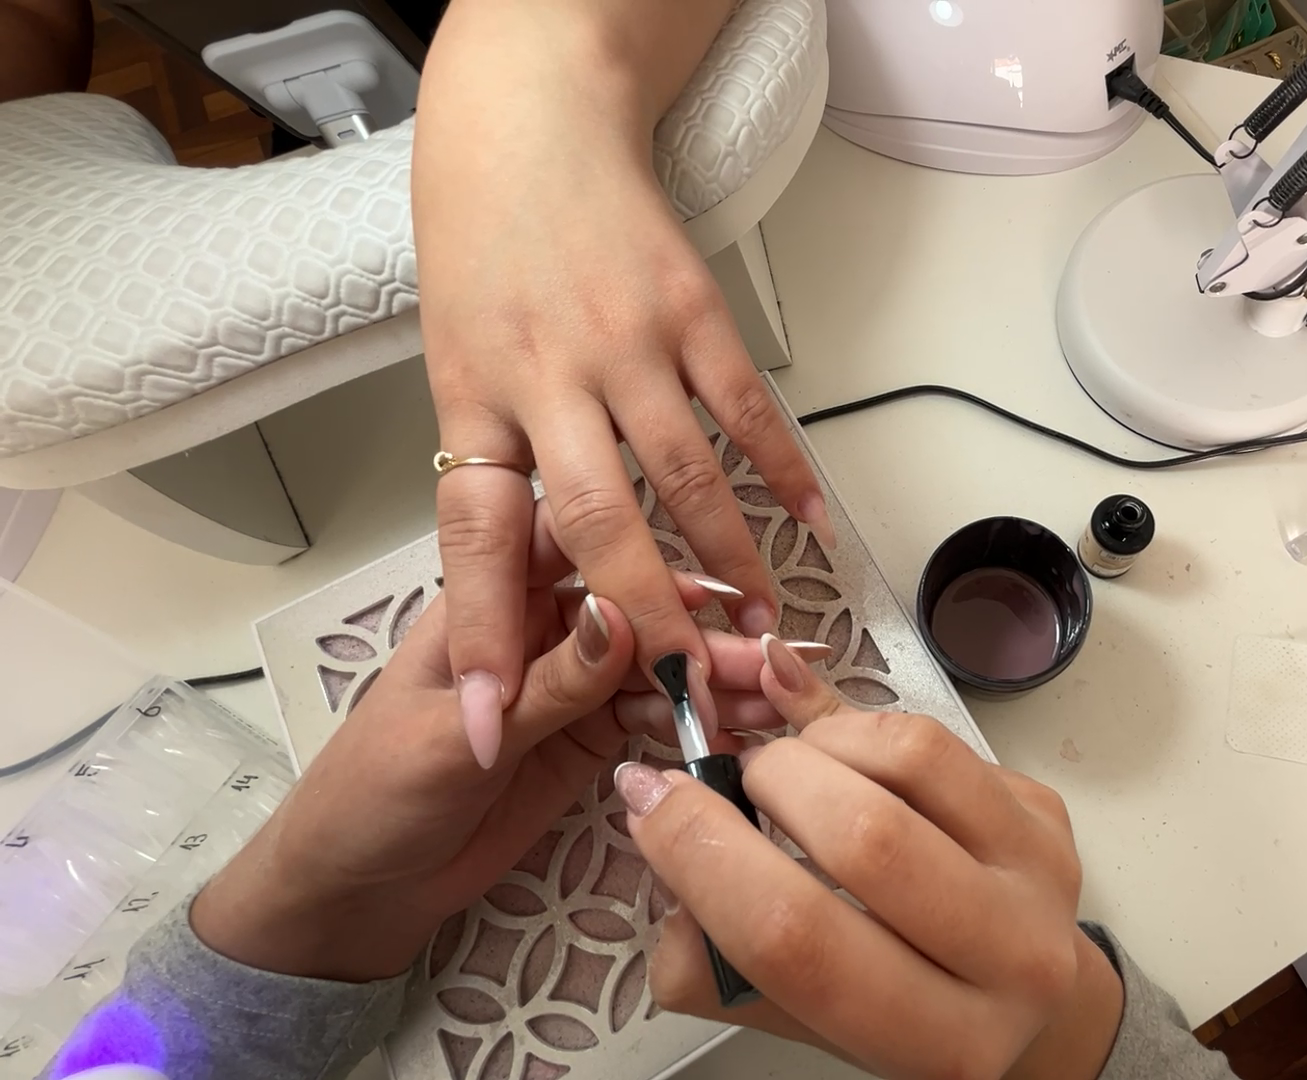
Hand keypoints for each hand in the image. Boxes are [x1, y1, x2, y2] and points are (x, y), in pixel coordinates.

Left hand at [188, 559, 784, 982]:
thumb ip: (551, 679)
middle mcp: (552, 626)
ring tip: (778, 698)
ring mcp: (584, 678)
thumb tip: (624, 613)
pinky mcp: (603, 727)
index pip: (577, 549)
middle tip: (773, 658)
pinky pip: (662, 714)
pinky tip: (745, 728)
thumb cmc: (375, 792)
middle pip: (642, 613)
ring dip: (718, 680)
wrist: (364, 887)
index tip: (711, 593)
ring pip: (663, 665)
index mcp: (495, 600)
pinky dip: (702, 722)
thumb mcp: (455, 733)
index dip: (647, 560)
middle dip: (706, 636)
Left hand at [412, 0, 830, 768]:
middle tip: (686, 691)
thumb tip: (545, 571)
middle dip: (644, 619)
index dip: (484, 636)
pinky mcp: (696, 315)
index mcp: (473, 399)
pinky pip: (748, 412)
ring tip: (762, 623)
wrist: (532, 123)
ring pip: (687, 477)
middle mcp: (549, 380)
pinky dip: (786, 473)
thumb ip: (501, 462)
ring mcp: (630, 344)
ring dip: (731, 558)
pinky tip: (815, 525)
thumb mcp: (458, 360)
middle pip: (600, 525)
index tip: (493, 728)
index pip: (476, 540)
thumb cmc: (487, 247)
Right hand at [618, 639, 1123, 1079]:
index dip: (707, 858)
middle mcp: (1011, 955)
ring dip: (824, 740)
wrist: (1026, 986)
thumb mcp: (812, 1015)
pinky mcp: (1046, 807)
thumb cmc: (908, 1005)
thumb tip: (667, 825)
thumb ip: (722, 957)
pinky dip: (867, 725)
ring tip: (795, 759)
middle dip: (774, 782)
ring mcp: (1041, 868)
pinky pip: (939, 735)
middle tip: (743, 774)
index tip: (651, 798)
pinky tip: (845, 748)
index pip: (801, 941)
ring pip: (912, 757)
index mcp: (939, 1042)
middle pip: (867, 838)